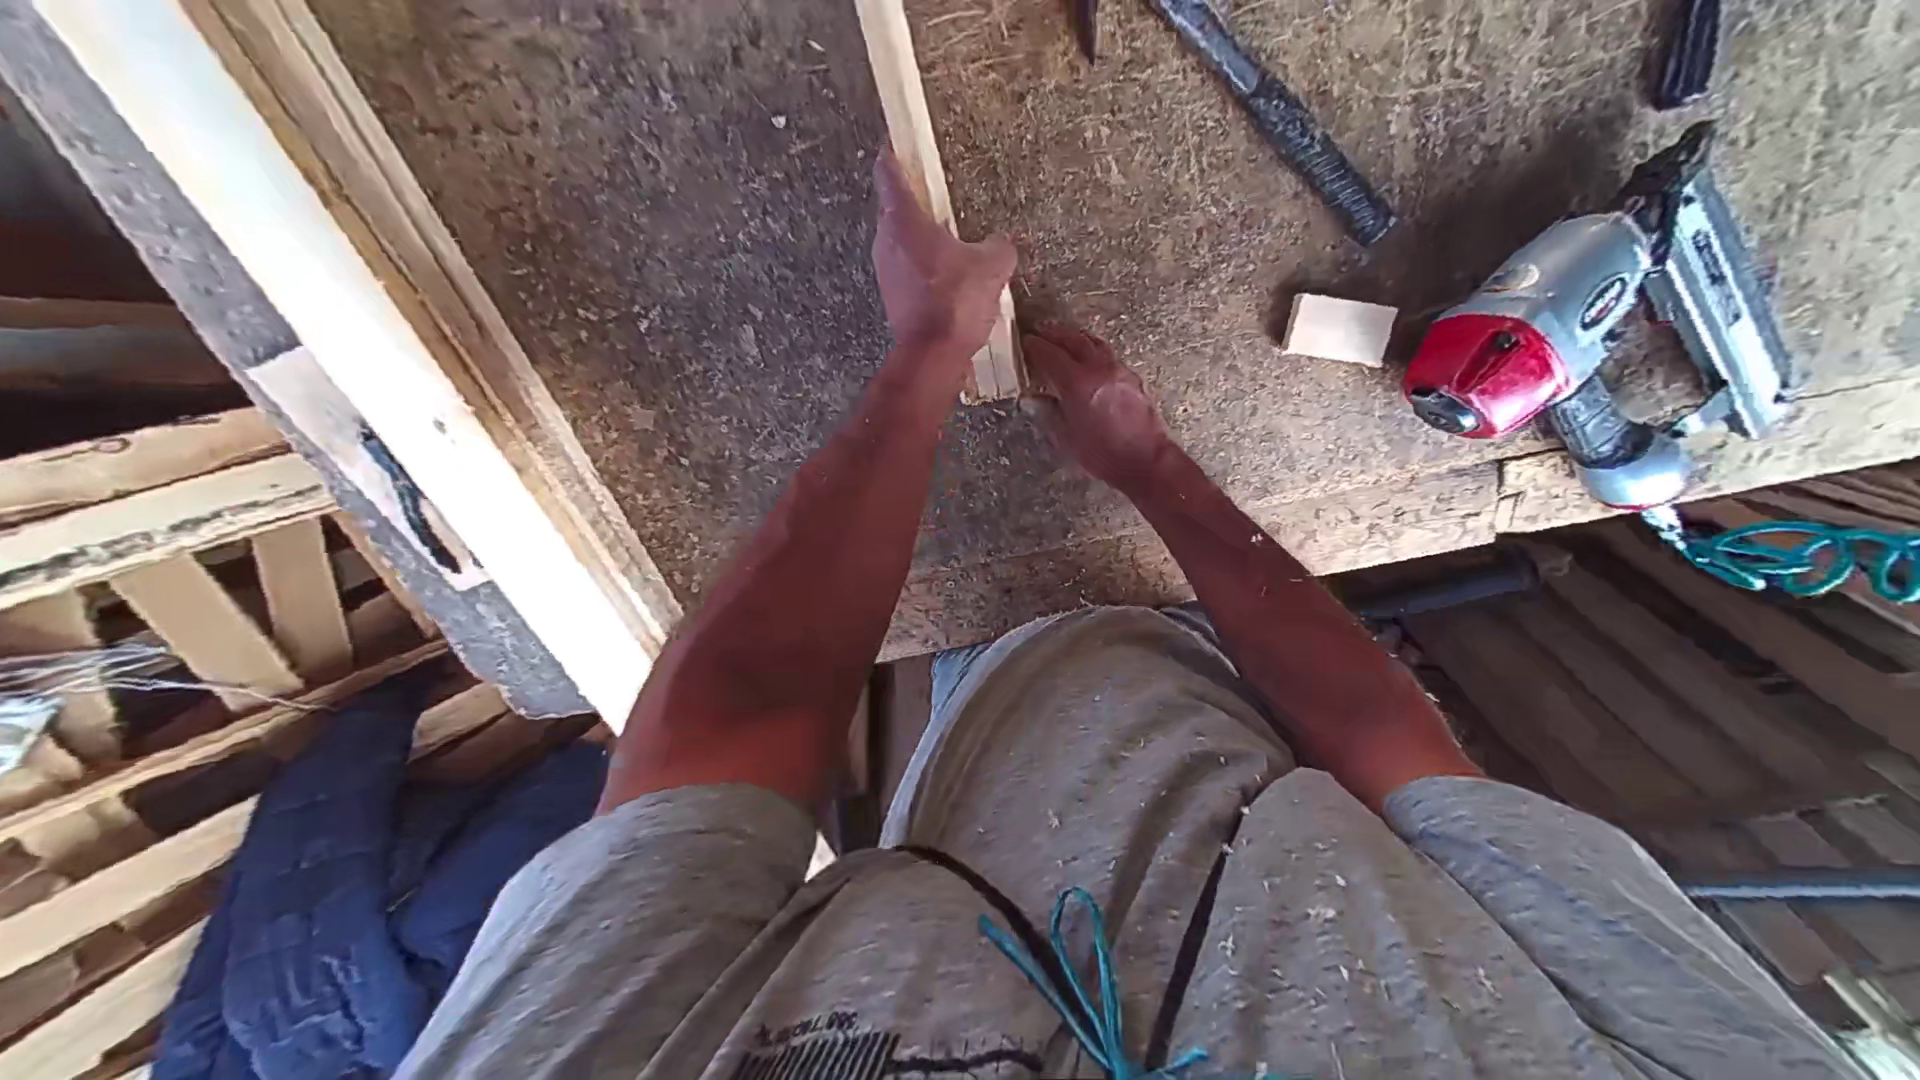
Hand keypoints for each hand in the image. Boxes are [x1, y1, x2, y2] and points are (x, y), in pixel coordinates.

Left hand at [871, 147, 1015, 363]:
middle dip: (918, 204)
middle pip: (896, 210)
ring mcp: (885, 273)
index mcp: (902, 220)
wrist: (932, 356)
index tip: (900, 146)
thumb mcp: (992, 267)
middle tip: (942, 201)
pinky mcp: (892, 299)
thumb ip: (999, 246)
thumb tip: (1002, 244)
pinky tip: (949, 280)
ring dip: (922, 241)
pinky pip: (908, 272)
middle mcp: (885, 242)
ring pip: (901, 244)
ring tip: (952, 244)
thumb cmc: (955, 302)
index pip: (889, 172)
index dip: (894, 155)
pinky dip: (924, 270)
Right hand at [1024, 325, 1175, 493]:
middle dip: (1054, 333)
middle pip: (1073, 340)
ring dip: (1075, 337)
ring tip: (1063, 337)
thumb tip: (1034, 401)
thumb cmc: (1106, 454)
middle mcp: (1099, 370)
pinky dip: (1093, 350)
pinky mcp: (1132, 379)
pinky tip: (1088, 358)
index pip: (1051, 355)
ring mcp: (1119, 371)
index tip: (1026, 343)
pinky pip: (1108, 355)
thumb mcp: (1066, 438)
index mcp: (1078, 383)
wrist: (1145, 460)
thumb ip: (1048, 414)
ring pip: (1093, 343)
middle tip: (1040, 330)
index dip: (1035, 347)